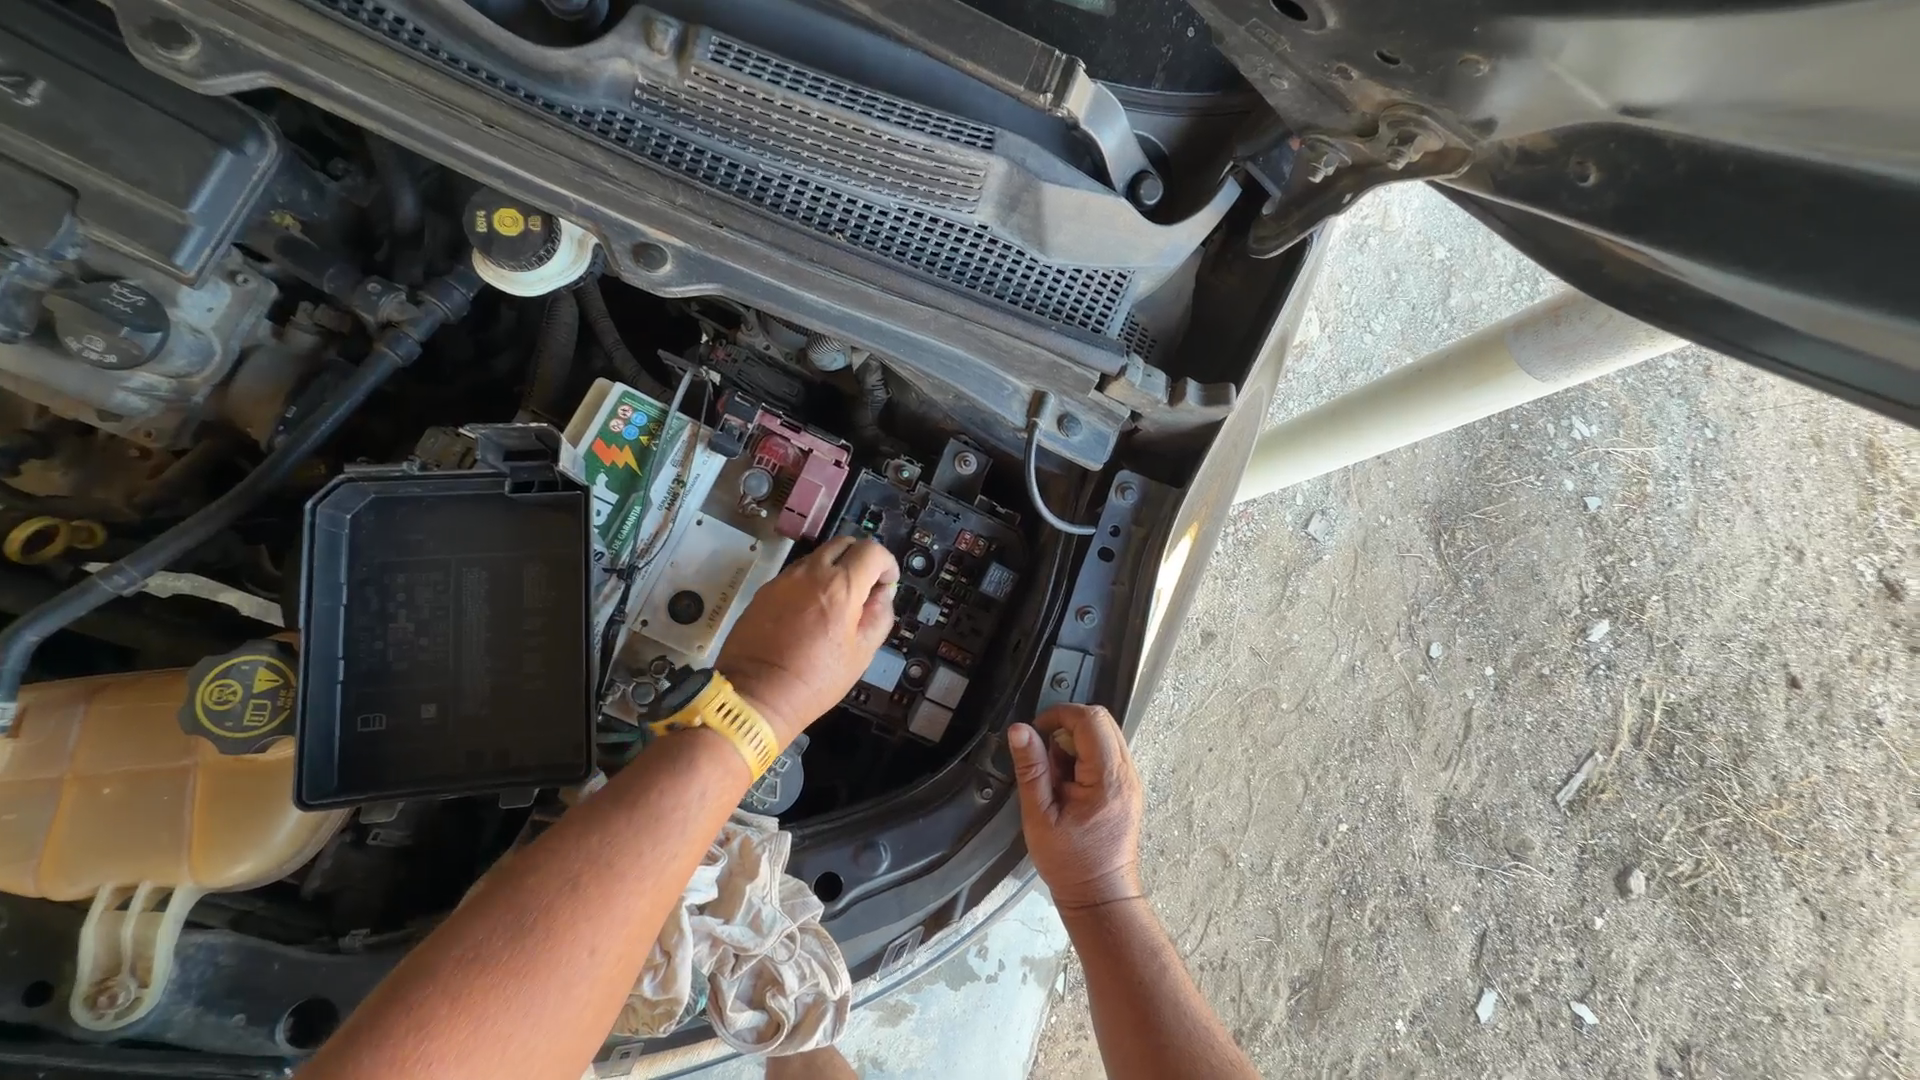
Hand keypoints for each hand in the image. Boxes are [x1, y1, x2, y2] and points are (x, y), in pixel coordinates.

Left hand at [718, 536, 898, 746]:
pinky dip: (810, 582)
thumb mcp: (861, 653)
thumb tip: (882, 594)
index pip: (871, 550)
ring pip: (817, 557)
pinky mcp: (764, 591)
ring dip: (834, 569)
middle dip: (861, 559)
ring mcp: (783, 579)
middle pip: (843, 544)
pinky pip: (795, 574)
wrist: (756, 696)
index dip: (886, 563)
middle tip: (865, 588)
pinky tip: (809, 613)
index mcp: (841, 586)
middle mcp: (810, 573)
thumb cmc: (815, 680)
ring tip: (836, 604)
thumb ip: (879, 615)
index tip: (887, 583)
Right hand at [1008, 704, 1144, 910]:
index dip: (1059, 715)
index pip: (1090, 719)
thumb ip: (1031, 768)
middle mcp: (1127, 772)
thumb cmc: (1069, 863)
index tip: (1036, 733)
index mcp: (1108, 778)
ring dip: (1076, 740)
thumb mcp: (1039, 816)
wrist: (1101, 896)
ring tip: (1055, 772)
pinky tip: (1069, 782)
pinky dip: (1085, 754)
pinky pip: (1108, 751)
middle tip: (1044, 753)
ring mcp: (1131, 779)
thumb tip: (1020, 729)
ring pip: (1105, 733)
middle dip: (1067, 725)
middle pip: (1102, 719)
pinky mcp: (1128, 787)